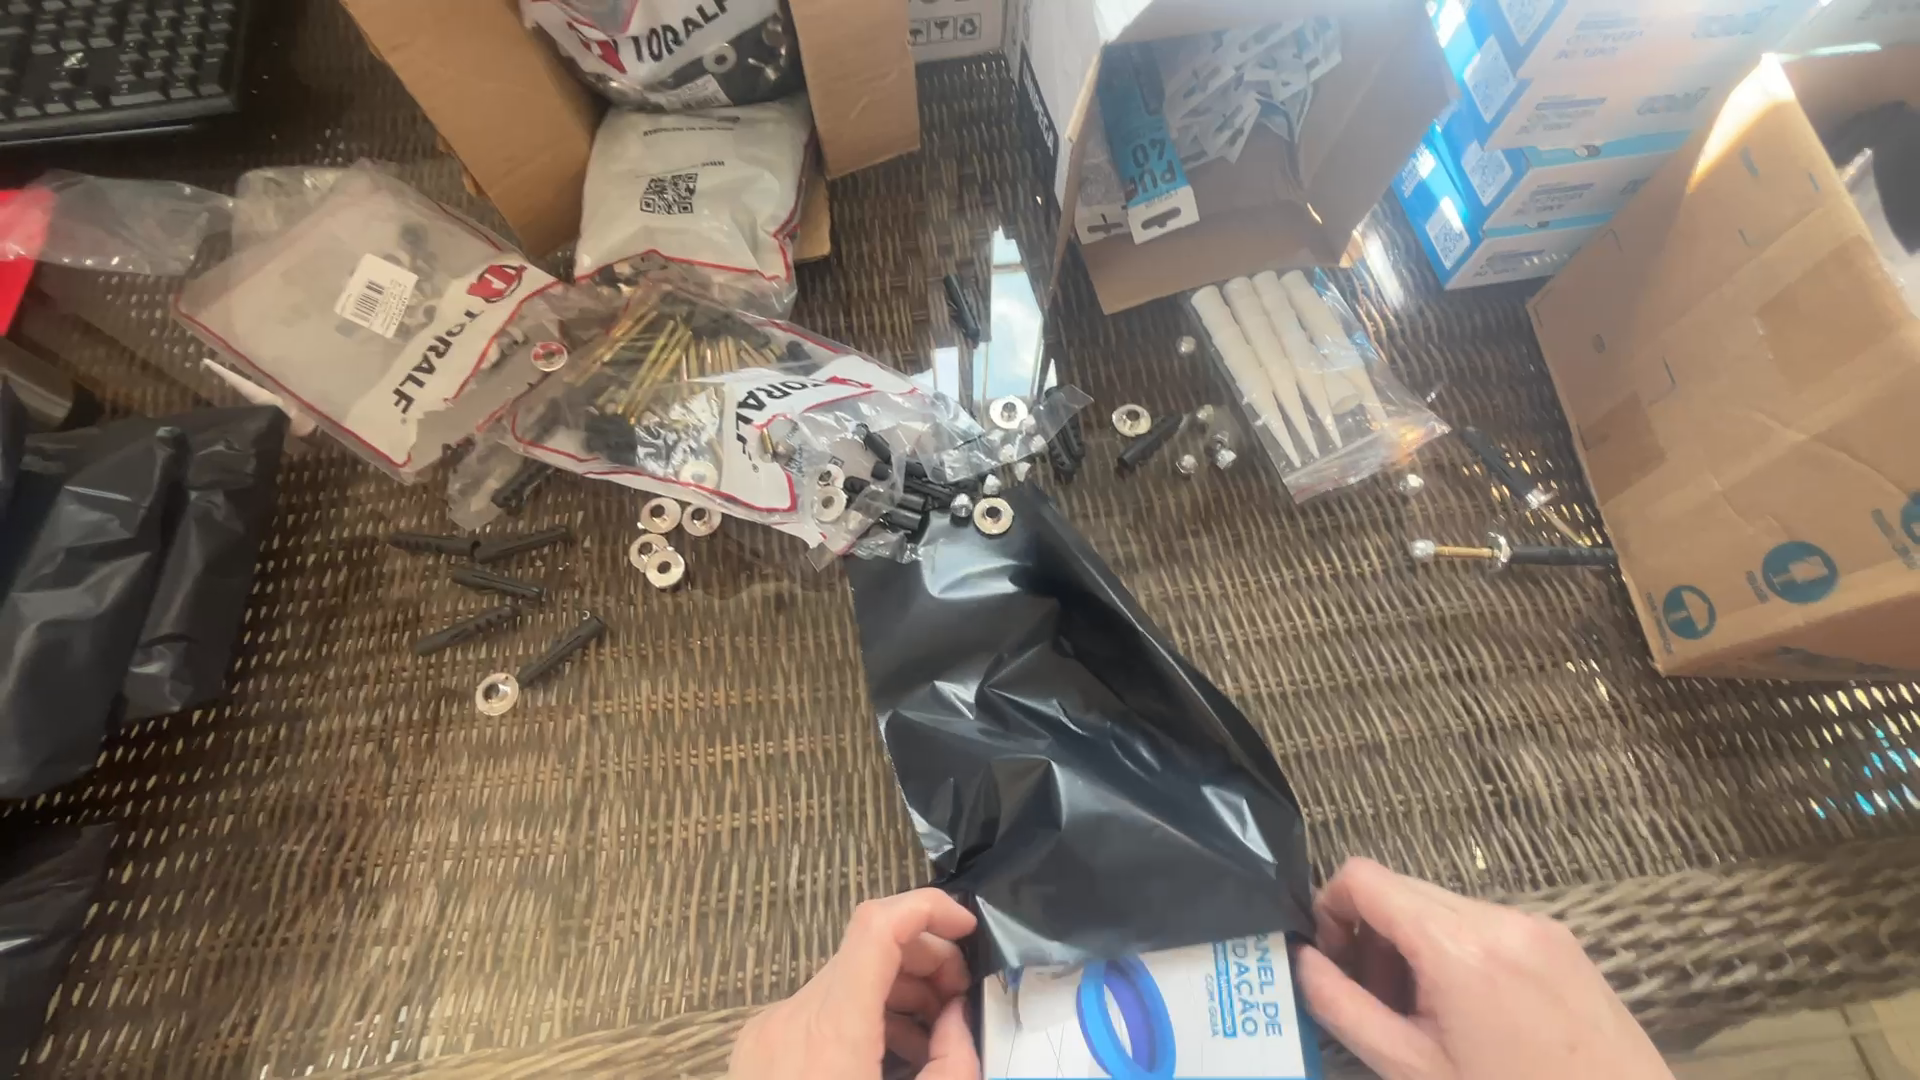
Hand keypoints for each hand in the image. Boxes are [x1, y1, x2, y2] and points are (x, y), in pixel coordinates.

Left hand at [726, 889, 978, 1079]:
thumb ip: (952, 1060)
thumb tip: (954, 1014)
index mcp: (828, 1032)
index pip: (876, 924)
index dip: (928, 907)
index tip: (968, 925)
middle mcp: (788, 1018)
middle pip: (866, 948)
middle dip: (924, 958)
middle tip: (961, 996)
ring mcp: (765, 1033)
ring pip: (845, 976)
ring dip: (897, 987)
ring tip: (934, 1028)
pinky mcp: (757, 1049)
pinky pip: (822, 1009)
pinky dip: (864, 1013)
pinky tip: (894, 1049)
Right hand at [1297, 858, 1674, 1079]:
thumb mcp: (1411, 1069)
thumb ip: (1339, 1005)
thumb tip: (1299, 957)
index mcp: (1457, 945)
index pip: (1361, 877)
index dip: (1329, 909)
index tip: (1333, 963)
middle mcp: (1497, 916)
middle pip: (1397, 887)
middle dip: (1369, 932)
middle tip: (1377, 999)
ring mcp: (1537, 924)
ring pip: (1436, 903)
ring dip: (1409, 942)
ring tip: (1426, 1012)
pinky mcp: (1563, 941)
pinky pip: (1479, 921)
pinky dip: (1452, 949)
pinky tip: (1472, 1012)